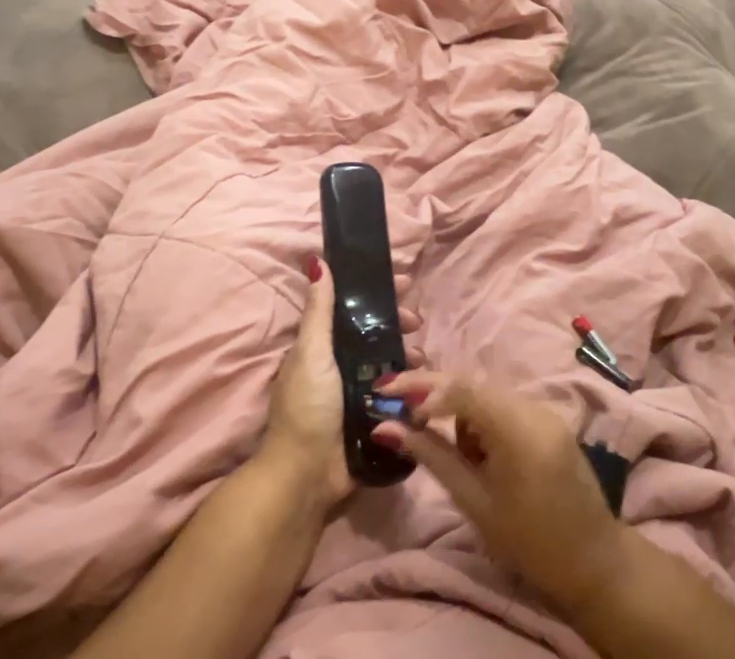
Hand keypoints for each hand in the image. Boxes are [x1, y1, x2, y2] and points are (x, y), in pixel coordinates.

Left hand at [258, 256, 423, 507]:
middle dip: (399, 325)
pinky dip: (414, 388)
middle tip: (417, 325)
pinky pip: (399, 396)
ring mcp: (358, 395)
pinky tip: (427, 387)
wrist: (308, 474)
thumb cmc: (307, 407)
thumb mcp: (311, 353)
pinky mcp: (375, 420)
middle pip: (376, 335)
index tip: (405, 284)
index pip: (353, 311)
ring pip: (392, 365)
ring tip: (423, 362)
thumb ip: (319, 311)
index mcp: (321, 348)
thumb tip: (316, 261)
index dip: (377, 295)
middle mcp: (340, 366)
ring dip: (410, 357)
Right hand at [368, 372, 624, 612]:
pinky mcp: (548, 423)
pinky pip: (503, 407)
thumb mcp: (473, 500)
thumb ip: (430, 455)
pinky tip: (478, 456)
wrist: (594, 563)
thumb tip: (384, 428)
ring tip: (458, 460)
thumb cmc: (529, 541)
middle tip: (396, 411)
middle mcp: (533, 407)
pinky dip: (480, 421)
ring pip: (485, 394)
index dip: (418, 388)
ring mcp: (544, 412)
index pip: (459, 387)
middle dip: (432, 395)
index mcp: (517, 427)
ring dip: (458, 412)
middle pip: (471, 383)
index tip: (384, 398)